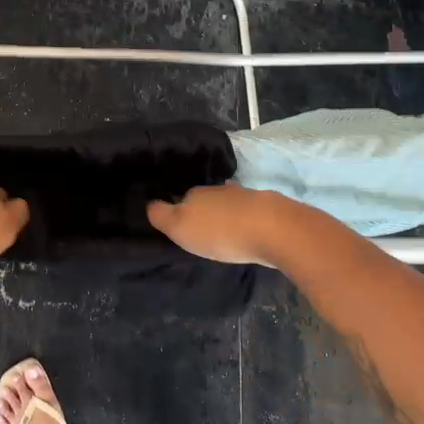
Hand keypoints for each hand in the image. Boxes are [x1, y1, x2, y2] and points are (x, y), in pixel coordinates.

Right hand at [146, 181, 288, 265]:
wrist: (274, 229)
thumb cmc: (220, 231)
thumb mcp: (179, 226)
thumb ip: (160, 215)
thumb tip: (149, 203)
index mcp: (195, 193)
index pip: (180, 198)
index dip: (177, 209)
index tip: (177, 223)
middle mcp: (218, 190)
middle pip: (205, 199)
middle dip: (202, 212)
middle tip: (201, 231)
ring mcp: (244, 196)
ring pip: (228, 205)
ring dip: (225, 216)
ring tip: (224, 233)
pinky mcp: (267, 208)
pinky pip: (248, 213)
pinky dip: (244, 220)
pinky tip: (246, 231)